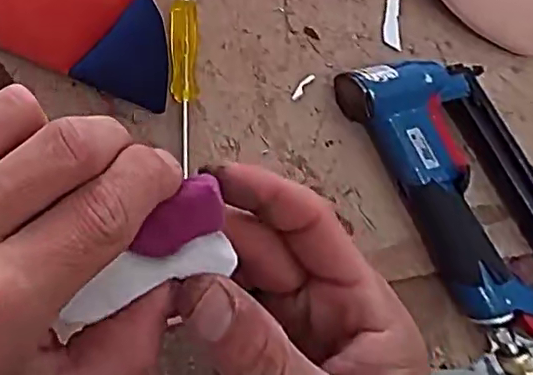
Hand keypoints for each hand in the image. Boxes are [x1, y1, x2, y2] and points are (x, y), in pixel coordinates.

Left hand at [0, 85, 182, 374]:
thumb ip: (128, 341)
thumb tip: (170, 259)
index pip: (105, 207)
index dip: (153, 179)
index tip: (167, 179)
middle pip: (76, 142)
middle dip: (120, 145)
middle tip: (126, 169)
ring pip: (35, 111)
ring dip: (62, 138)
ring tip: (51, 181)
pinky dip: (19, 131)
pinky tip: (5, 175)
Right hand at [176, 164, 427, 374]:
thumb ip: (263, 352)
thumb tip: (204, 293)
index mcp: (365, 309)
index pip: (312, 225)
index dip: (266, 191)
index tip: (220, 176)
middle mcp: (331, 314)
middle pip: (271, 248)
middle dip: (222, 228)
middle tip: (175, 219)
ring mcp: (299, 338)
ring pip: (247, 280)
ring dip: (207, 264)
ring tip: (167, 252)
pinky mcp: (272, 362)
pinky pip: (234, 318)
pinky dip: (204, 304)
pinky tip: (176, 297)